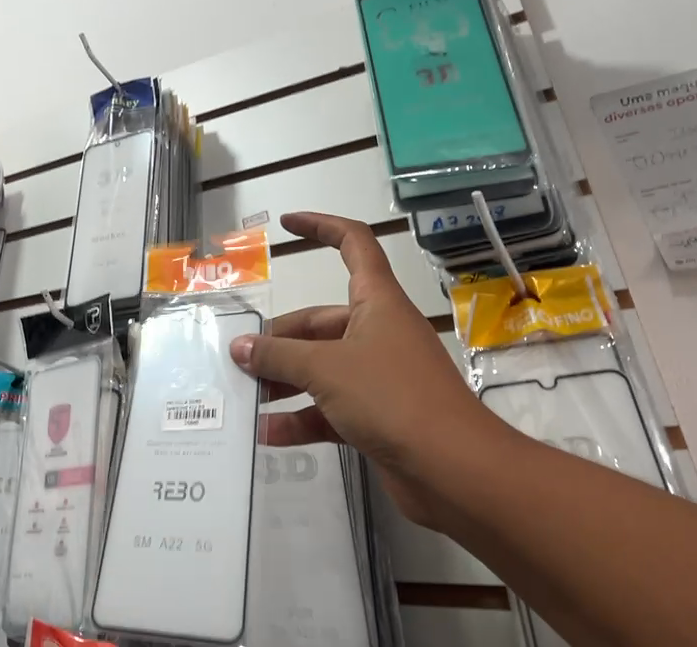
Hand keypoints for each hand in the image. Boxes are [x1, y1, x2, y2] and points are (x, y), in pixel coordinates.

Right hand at [230, 211, 507, 525]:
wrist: (456, 472)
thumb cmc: (393, 398)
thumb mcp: (325, 369)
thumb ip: (278, 356)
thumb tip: (240, 347)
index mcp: (377, 302)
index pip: (353, 243)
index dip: (321, 226)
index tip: (286, 224)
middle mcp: (378, 332)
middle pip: (320, 322)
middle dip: (279, 339)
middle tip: (240, 358)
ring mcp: (380, 376)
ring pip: (322, 367)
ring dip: (284, 382)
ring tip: (245, 396)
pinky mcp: (379, 416)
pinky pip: (330, 408)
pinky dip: (301, 418)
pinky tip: (268, 433)